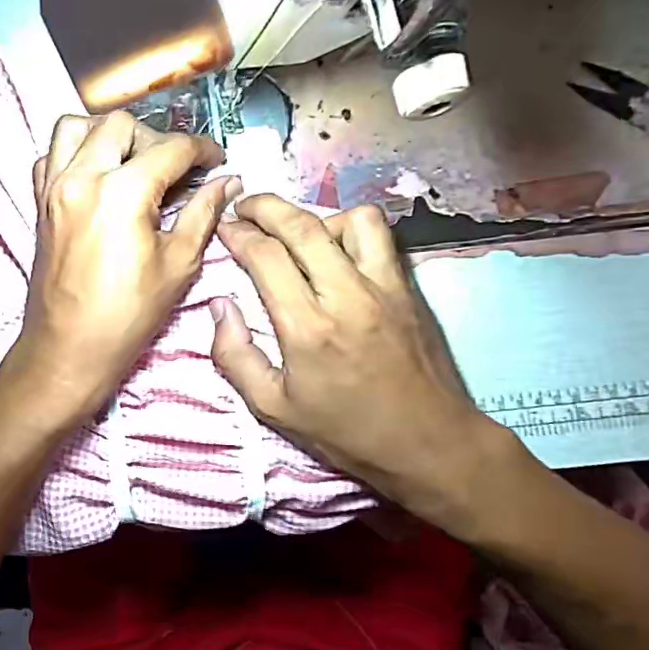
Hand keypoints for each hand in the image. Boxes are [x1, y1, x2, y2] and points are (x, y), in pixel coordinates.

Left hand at [5, 111, 239, 425]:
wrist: (70, 349)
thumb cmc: (128, 315)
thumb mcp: (180, 263)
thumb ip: (203, 212)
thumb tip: (226, 183)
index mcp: (122, 192)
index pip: (171, 148)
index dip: (202, 149)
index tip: (217, 160)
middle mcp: (81, 177)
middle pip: (122, 124)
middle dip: (157, 138)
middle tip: (177, 170)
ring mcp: (53, 187)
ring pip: (78, 126)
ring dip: (111, 135)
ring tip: (135, 164)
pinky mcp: (40, 202)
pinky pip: (52, 154)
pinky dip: (78, 152)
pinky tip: (101, 178)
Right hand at [210, 195, 500, 520]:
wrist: (428, 442)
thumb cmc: (346, 432)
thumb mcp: (275, 409)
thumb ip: (235, 356)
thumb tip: (220, 305)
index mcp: (307, 328)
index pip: (265, 257)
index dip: (238, 234)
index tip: (224, 229)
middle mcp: (346, 296)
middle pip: (301, 225)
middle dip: (264, 206)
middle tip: (245, 208)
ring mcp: (383, 287)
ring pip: (349, 220)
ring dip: (316, 217)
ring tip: (299, 236)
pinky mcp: (408, 288)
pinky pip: (381, 238)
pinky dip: (353, 231)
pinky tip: (340, 253)